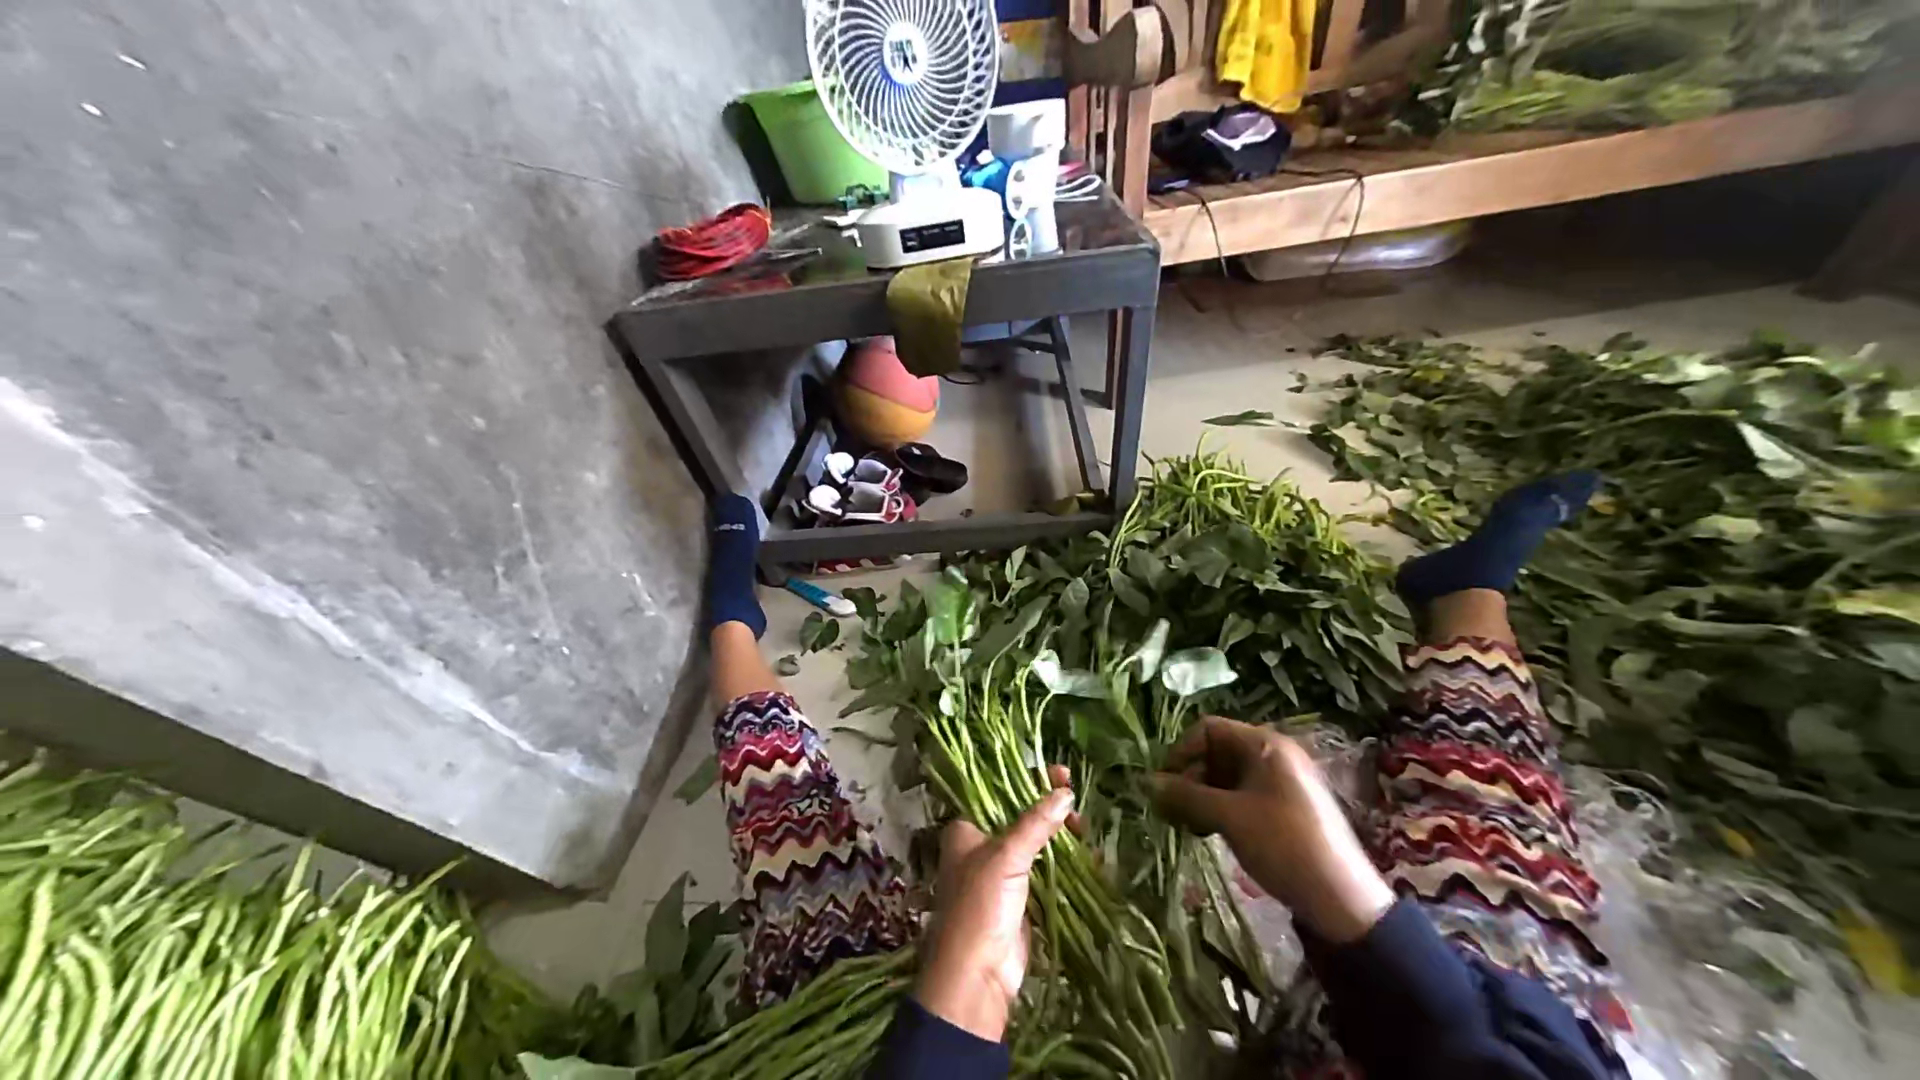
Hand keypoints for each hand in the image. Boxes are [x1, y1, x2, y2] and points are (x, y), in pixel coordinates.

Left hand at [915, 767, 1075, 1041]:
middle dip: (1050, 807)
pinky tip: (1090, 856)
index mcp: (966, 827)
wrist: (977, 975)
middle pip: (1021, 814)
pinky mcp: (1022, 896)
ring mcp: (1003, 871)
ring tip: (1085, 829)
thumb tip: (1066, 792)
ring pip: (1036, 841)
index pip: (1000, 789)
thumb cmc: (980, 904)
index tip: (1061, 773)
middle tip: (1077, 803)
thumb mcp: (1006, 855)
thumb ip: (1035, 822)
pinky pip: (1047, 869)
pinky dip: (1066, 860)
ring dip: (1061, 833)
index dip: (1029, 778)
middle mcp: (982, 844)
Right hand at [1150, 717, 1393, 943]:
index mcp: (1265, 745)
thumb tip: (1146, 782)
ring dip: (1201, 795)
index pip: (1208, 729)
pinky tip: (1209, 832)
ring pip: (1226, 776)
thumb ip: (1185, 795)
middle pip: (1216, 752)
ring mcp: (1281, 781)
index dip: (1180, 751)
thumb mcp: (1228, 817)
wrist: (1343, 901)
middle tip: (1170, 809)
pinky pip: (1241, 794)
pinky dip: (1220, 807)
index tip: (1164, 784)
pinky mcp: (1284, 807)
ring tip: (1187, 825)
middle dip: (1188, 777)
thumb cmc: (1283, 845)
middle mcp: (1273, 755)